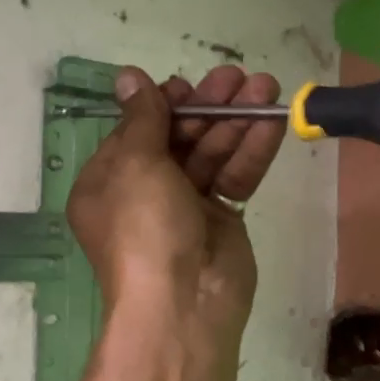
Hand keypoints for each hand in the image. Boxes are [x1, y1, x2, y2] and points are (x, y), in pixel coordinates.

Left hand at [67, 65, 285, 342]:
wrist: (182, 304)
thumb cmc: (144, 229)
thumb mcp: (134, 164)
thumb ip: (142, 118)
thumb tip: (128, 76)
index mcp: (107, 182)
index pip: (136, 132)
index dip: (164, 106)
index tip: (189, 86)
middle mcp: (142, 192)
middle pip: (177, 138)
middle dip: (208, 107)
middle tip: (239, 78)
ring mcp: (183, 207)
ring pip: (210, 154)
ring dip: (237, 121)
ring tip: (266, 87)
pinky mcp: (220, 220)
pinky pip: (234, 177)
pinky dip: (252, 151)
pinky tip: (273, 122)